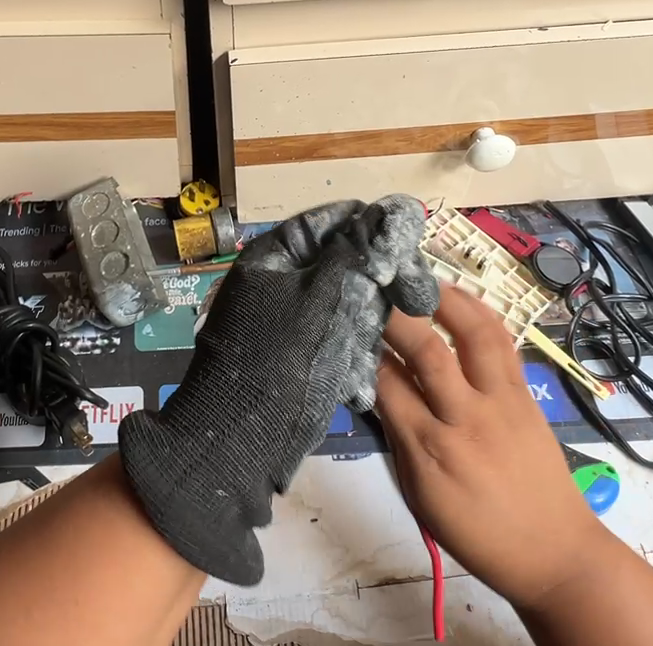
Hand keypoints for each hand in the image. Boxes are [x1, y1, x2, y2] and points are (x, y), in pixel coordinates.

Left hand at [120, 197, 438, 584]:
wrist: (242, 433)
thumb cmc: (277, 355)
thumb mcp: (316, 297)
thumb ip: (347, 257)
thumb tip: (373, 219)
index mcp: (269, 258)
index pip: (319, 223)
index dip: (358, 221)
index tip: (399, 227)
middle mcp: (274, 280)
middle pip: (330, 258)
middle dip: (369, 267)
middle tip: (410, 275)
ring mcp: (284, 316)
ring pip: (337, 296)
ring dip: (368, 302)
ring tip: (405, 305)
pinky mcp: (296, 348)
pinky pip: (332, 328)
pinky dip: (355, 333)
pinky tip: (382, 337)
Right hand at [375, 286, 613, 610]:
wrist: (555, 554)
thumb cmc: (477, 532)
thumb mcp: (419, 495)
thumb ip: (397, 435)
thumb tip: (374, 384)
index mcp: (431, 451)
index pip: (387, 384)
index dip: (365, 351)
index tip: (349, 325)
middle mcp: (466, 418)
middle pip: (427, 351)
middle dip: (396, 315)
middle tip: (373, 286)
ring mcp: (502, 402)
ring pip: (473, 334)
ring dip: (444, 298)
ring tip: (418, 277)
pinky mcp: (526, 395)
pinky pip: (503, 342)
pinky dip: (479, 312)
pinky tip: (459, 296)